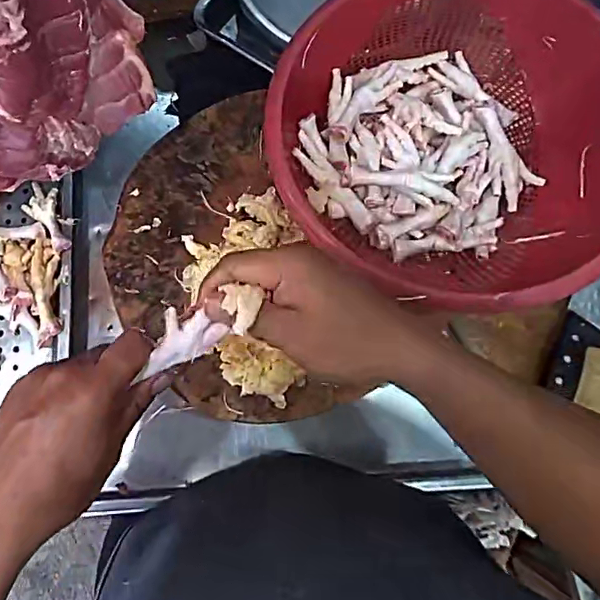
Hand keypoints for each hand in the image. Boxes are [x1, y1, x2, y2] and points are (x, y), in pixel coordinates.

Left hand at [0, 334, 163, 573]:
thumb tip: (155, 380)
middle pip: (106, 353)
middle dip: (118, 373)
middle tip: (120, 404)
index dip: (148, 352)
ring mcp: (38, 378)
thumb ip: (134, 405)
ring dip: (89, 384)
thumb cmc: (53, 491)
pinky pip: (53, 378)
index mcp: (94, 387)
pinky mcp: (18, 388)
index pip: (134, 342)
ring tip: (82, 424)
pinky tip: (57, 426)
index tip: (153, 367)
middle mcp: (64, 374)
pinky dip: (62, 392)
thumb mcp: (110, 449)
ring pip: (79, 366)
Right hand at [198, 243, 449, 390]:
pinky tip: (271, 324)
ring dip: (249, 300)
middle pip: (248, 267)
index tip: (198, 320)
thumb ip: (247, 315)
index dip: (209, 289)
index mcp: (288, 260)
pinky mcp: (325, 278)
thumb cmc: (344, 343)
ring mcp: (315, 264)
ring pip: (266, 276)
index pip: (232, 264)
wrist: (400, 346)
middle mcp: (299, 253)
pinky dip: (271, 300)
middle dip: (227, 295)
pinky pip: (285, 282)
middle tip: (216, 329)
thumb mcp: (289, 335)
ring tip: (240, 330)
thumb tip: (211, 302)